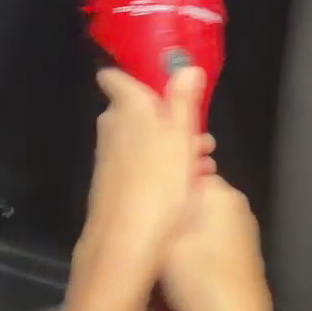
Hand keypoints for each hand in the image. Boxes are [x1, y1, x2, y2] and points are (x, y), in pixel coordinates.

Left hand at [75, 67, 215, 286]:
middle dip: (168, 118)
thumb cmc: (158, 182)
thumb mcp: (180, 136)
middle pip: (138, 110)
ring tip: (202, 165)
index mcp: (126, 106)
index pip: (115, 77)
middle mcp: (111, 125)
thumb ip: (183, 100)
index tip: (160, 82)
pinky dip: (159, 167)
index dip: (133, 75)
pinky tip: (183, 186)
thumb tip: (188, 67)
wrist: (123, 243)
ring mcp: (109, 155)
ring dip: (170, 146)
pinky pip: (139, 163)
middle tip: (201, 137)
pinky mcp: (111, 182)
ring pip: (142, 138)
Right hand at [160, 175, 273, 310]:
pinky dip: (201, 244)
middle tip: (150, 229)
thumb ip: (159, 207)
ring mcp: (245, 227)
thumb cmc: (196, 278)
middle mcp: (236, 202)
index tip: (144, 203)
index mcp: (218, 191)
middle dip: (174, 208)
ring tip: (165, 251)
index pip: (184, 170)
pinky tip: (187, 267)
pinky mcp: (247, 250)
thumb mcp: (164, 238)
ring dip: (186, 228)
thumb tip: (155, 190)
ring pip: (204, 216)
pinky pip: (216, 235)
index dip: (161, 186)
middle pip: (195, 194)